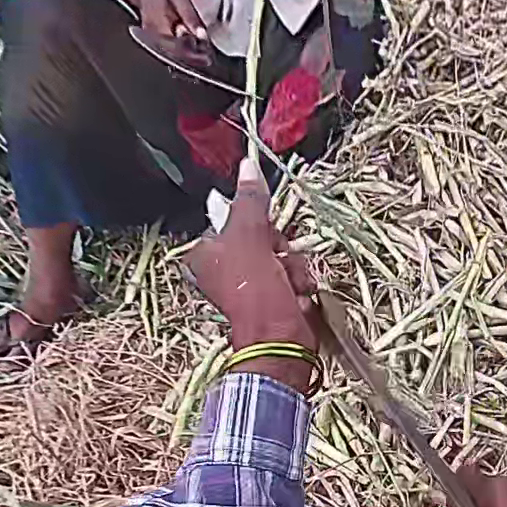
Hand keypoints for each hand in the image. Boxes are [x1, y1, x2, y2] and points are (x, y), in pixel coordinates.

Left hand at [186, 159, 319, 385]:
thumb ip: (249, 200)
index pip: (236, 220)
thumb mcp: (249, 236)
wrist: (280, 341)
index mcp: (207, 254)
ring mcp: (252, 288)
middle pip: (263, 237)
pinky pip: (293, 277)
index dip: (256, 224)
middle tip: (279, 259)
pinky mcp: (275, 301)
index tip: (265, 232)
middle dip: (280, 248)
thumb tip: (247, 165)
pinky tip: (298, 295)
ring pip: (283, 256)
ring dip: (294, 267)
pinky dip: (299, 284)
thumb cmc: (255, 291)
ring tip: (291, 283)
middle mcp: (226, 270)